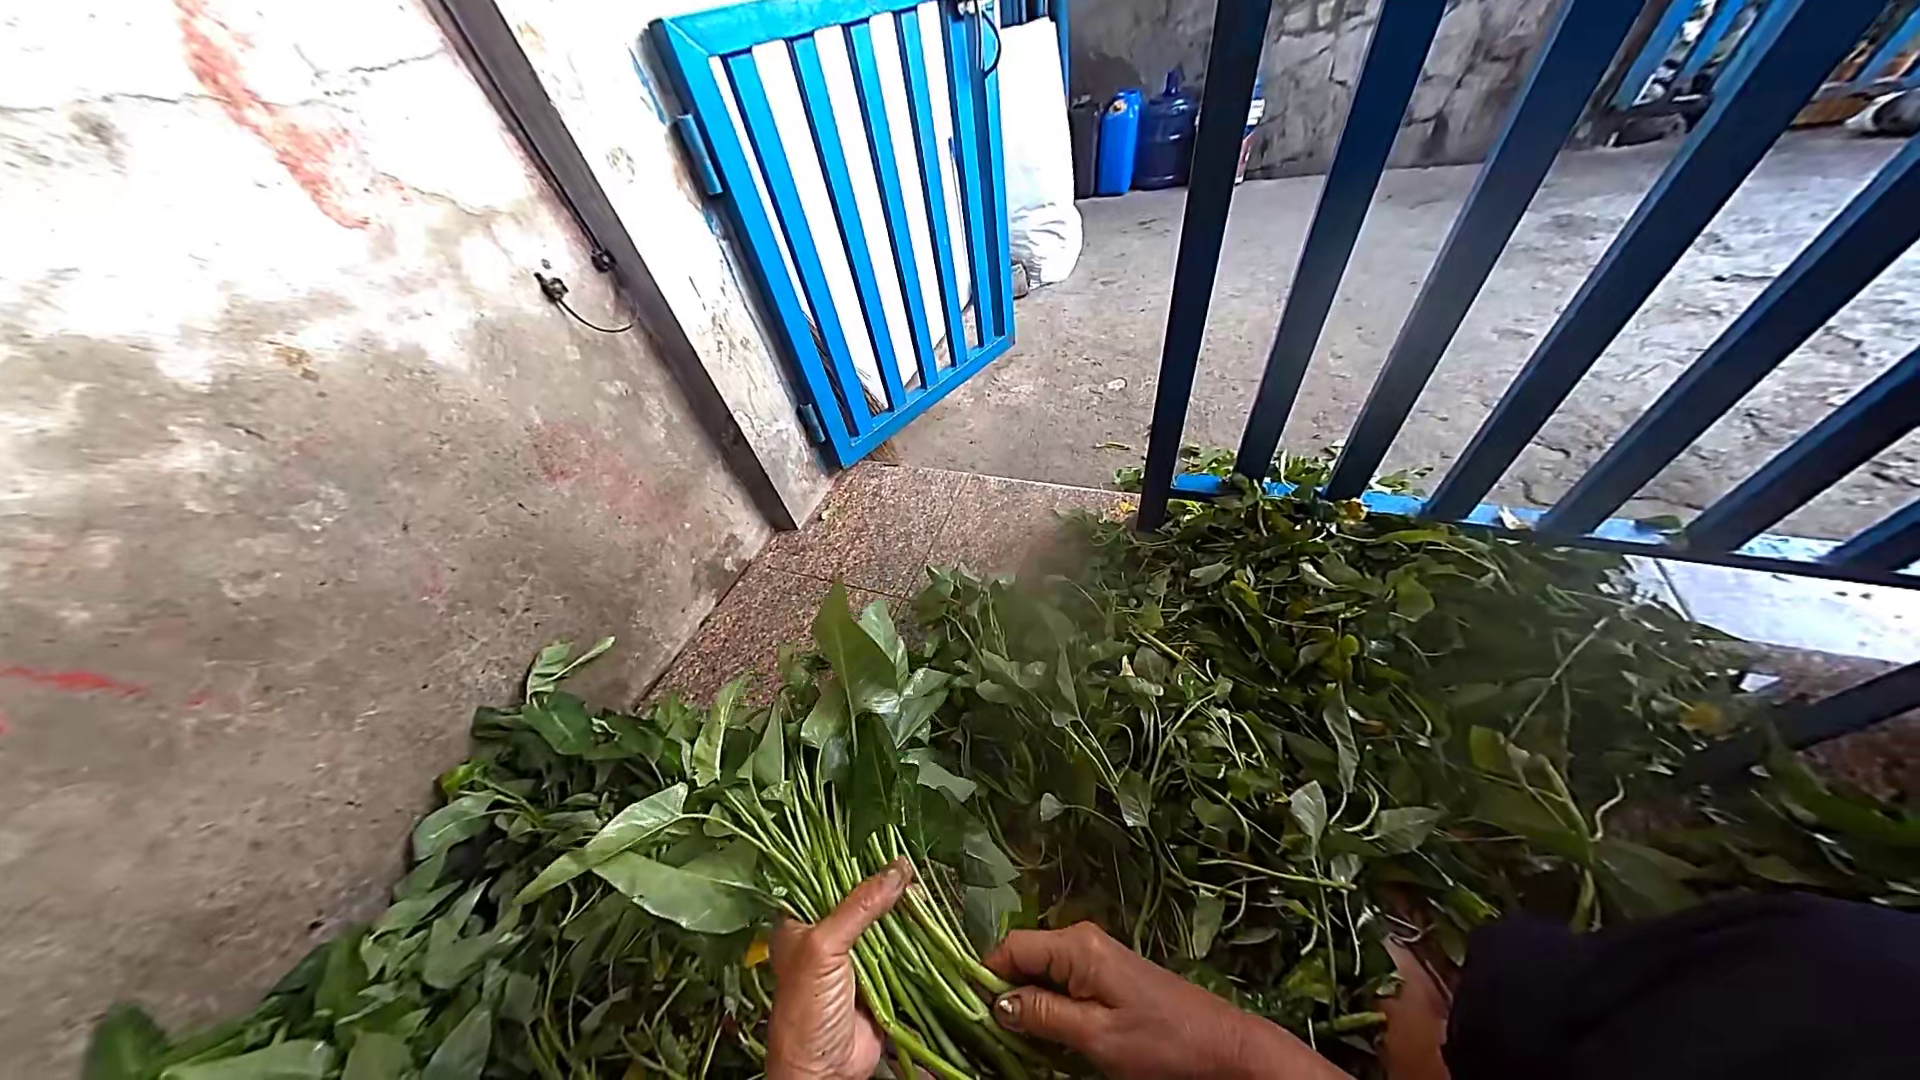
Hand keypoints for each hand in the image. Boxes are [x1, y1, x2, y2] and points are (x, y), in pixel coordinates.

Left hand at [766, 858, 910, 1079]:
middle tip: (910, 868)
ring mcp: (853, 955)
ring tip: (922, 888)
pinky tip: (928, 918)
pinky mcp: (878, 976)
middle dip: (886, 885)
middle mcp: (826, 934)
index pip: (829, 876)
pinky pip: (900, 948)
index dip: (856, 861)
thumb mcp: (825, 948)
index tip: (884, 844)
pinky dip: (915, 935)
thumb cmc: (805, 1012)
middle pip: (861, 898)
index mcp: (802, 921)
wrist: (824, 1075)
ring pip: (883, 921)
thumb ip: (860, 906)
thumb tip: (898, 868)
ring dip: (904, 909)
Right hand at [985, 922, 1351, 1079]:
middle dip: (1004, 989)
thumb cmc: (1160, 1044)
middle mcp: (1080, 939)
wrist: (1224, 1048)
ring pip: (1041, 970)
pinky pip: (1061, 981)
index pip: (1012, 947)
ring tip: (1010, 1036)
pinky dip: (1046, 1003)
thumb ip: (1043, 1015)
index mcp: (1075, 945)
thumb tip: (996, 1002)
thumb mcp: (1096, 1037)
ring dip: (1024, 1000)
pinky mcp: (1106, 973)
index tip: (966, 1008)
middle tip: (986, 1031)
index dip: (986, 974)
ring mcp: (1094, 955)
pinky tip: (1042, 1032)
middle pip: (1024, 956)